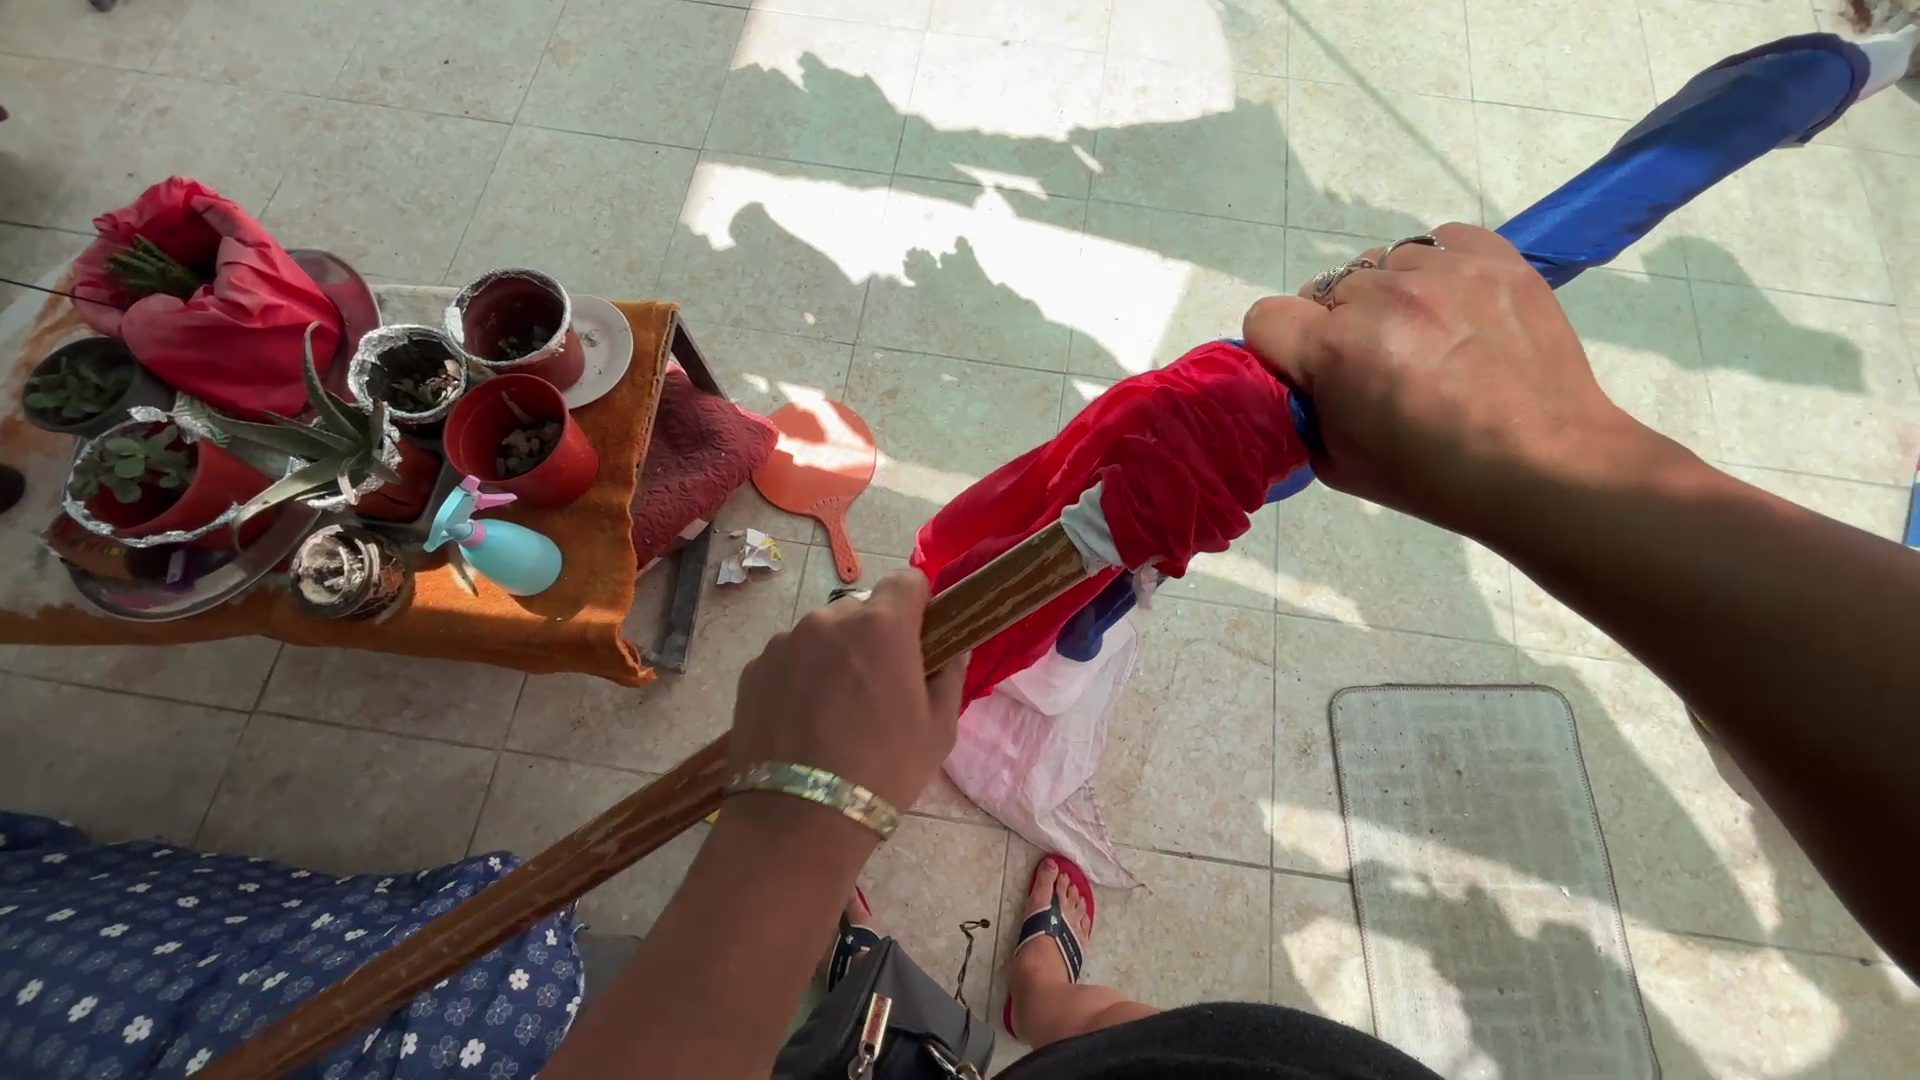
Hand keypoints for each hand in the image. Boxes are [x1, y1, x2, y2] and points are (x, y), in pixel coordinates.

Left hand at [729, 570, 967, 816]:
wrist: (797, 819)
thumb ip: (950, 676)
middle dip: (874, 635)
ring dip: (834, 654)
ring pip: (822, 633)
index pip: (907, 580)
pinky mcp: (755, 668)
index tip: (920, 637)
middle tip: (878, 685)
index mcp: (882, 626)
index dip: (918, 604)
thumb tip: (954, 649)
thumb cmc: (883, 771)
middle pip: (862, 609)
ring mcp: (786, 642)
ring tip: (834, 710)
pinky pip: (789, 657)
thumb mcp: (938, 730)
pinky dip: (800, 676)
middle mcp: (829, 619)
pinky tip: (802, 720)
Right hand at [1242, 223, 1655, 534]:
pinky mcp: (1496, 259)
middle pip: (1324, 290)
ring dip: (1384, 295)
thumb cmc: (1429, 475)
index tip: (1304, 372)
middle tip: (1369, 363)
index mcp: (1334, 350)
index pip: (1265, 318)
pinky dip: (1434, 268)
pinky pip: (1439, 240)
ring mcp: (1442, 272)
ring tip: (1417, 333)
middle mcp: (1380, 298)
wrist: (1540, 465)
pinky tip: (1450, 306)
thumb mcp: (1335, 462)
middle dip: (1334, 324)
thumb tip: (1303, 382)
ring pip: (1379, 263)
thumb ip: (1305, 409)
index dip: (1277, 347)